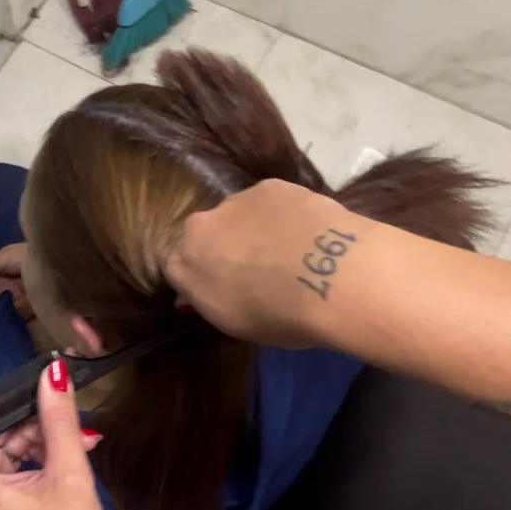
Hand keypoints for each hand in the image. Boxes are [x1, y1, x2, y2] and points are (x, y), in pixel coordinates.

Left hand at [0, 359, 106, 509]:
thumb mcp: (68, 476)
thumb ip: (59, 420)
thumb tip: (54, 371)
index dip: (14, 399)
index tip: (48, 390)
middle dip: (33, 422)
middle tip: (74, 429)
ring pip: (4, 441)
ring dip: (39, 438)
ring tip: (77, 446)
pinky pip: (7, 460)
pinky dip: (34, 455)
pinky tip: (65, 457)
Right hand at [162, 179, 369, 347]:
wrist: (333, 278)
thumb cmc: (280, 315)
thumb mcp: (236, 323)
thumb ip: (216, 299)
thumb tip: (218, 288)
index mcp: (181, 265)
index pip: (177, 266)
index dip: (201, 275)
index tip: (222, 287)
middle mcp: (198, 227)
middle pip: (205, 235)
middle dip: (223, 248)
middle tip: (255, 269)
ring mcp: (234, 201)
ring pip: (238, 216)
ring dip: (254, 230)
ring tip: (289, 251)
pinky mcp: (269, 186)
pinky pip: (269, 203)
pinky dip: (282, 215)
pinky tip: (307, 232)